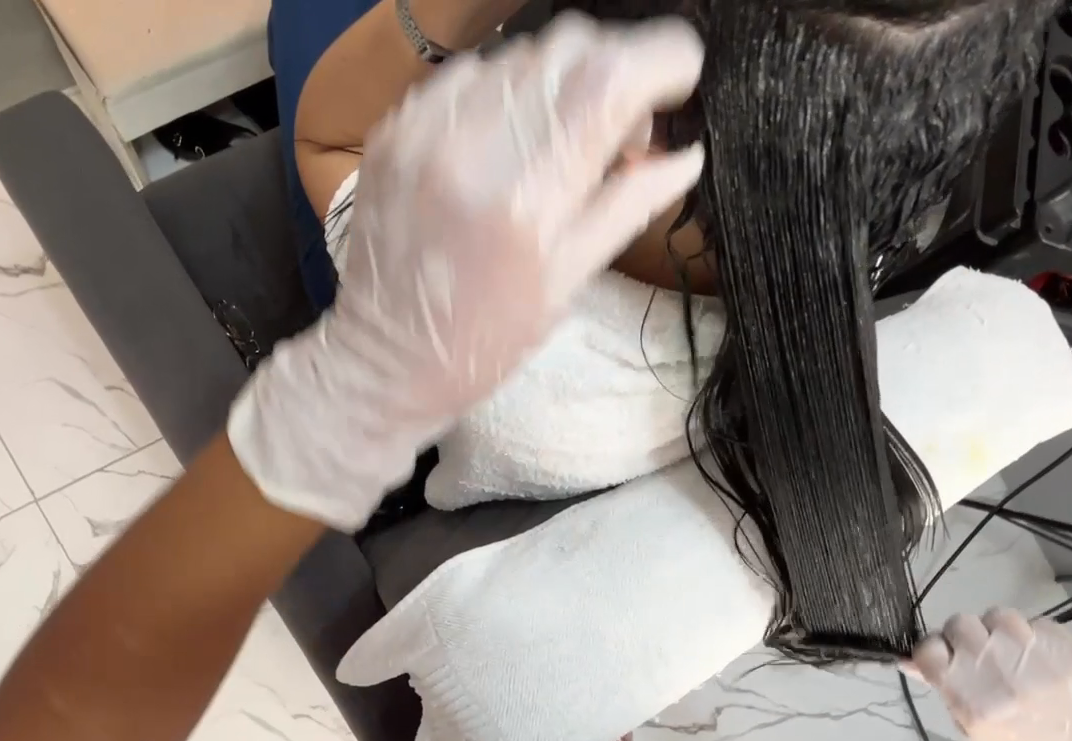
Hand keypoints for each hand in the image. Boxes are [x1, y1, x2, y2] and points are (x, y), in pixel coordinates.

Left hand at [229, 13, 705, 529]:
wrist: (383, 361)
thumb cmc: (483, 343)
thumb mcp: (565, 286)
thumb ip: (626, 208)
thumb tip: (688, 154)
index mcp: (527, 197)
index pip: (610, 77)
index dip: (664, 60)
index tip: (681, 80)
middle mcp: (472, 144)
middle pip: (570, 48)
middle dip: (615, 70)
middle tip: (620, 130)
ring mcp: (425, 128)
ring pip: (521, 52)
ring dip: (559, 83)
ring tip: (559, 142)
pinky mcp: (394, 127)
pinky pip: (469, 74)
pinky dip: (506, 93)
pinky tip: (506, 144)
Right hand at [911, 609, 1071, 740]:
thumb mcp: (974, 729)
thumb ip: (946, 690)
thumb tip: (912, 661)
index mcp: (969, 694)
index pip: (928, 648)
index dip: (933, 651)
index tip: (944, 660)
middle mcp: (998, 666)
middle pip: (959, 623)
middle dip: (964, 637)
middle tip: (980, 655)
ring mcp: (1035, 652)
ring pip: (997, 615)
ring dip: (998, 631)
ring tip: (1012, 653)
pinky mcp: (1068, 644)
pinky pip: (1037, 623)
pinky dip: (1033, 637)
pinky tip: (1043, 660)